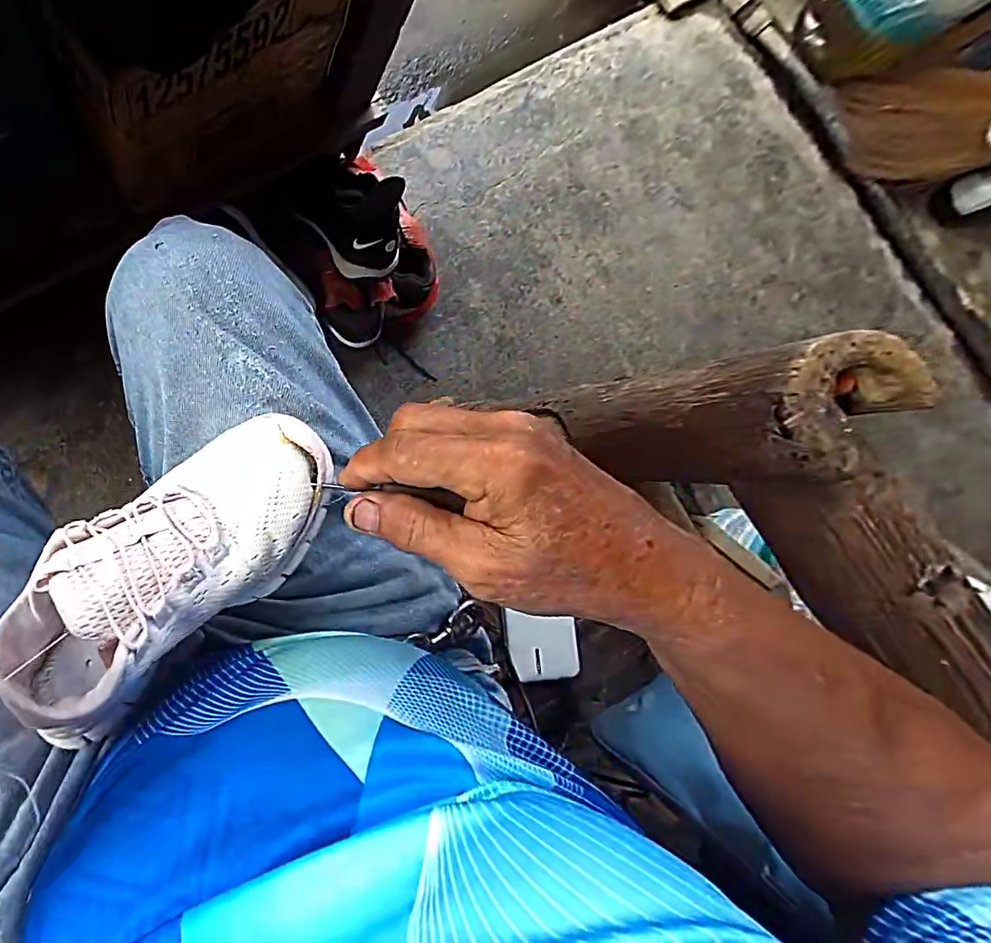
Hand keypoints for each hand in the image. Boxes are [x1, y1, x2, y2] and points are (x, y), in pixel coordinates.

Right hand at [340, 404, 718, 632]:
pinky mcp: (527, 429)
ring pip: (437, 418)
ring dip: (412, 451)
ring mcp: (520, 424)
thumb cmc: (572, 572)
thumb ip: (415, 530)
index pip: (404, 448)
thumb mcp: (482, 567)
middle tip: (379, 500)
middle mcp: (507, 428)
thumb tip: (365, 509)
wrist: (641, 564)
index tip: (349, 489)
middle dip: (386, 455)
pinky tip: (448, 489)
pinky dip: (439, 450)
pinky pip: (463, 426)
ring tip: (415, 501)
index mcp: (496, 462)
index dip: (366, 467)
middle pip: (414, 420)